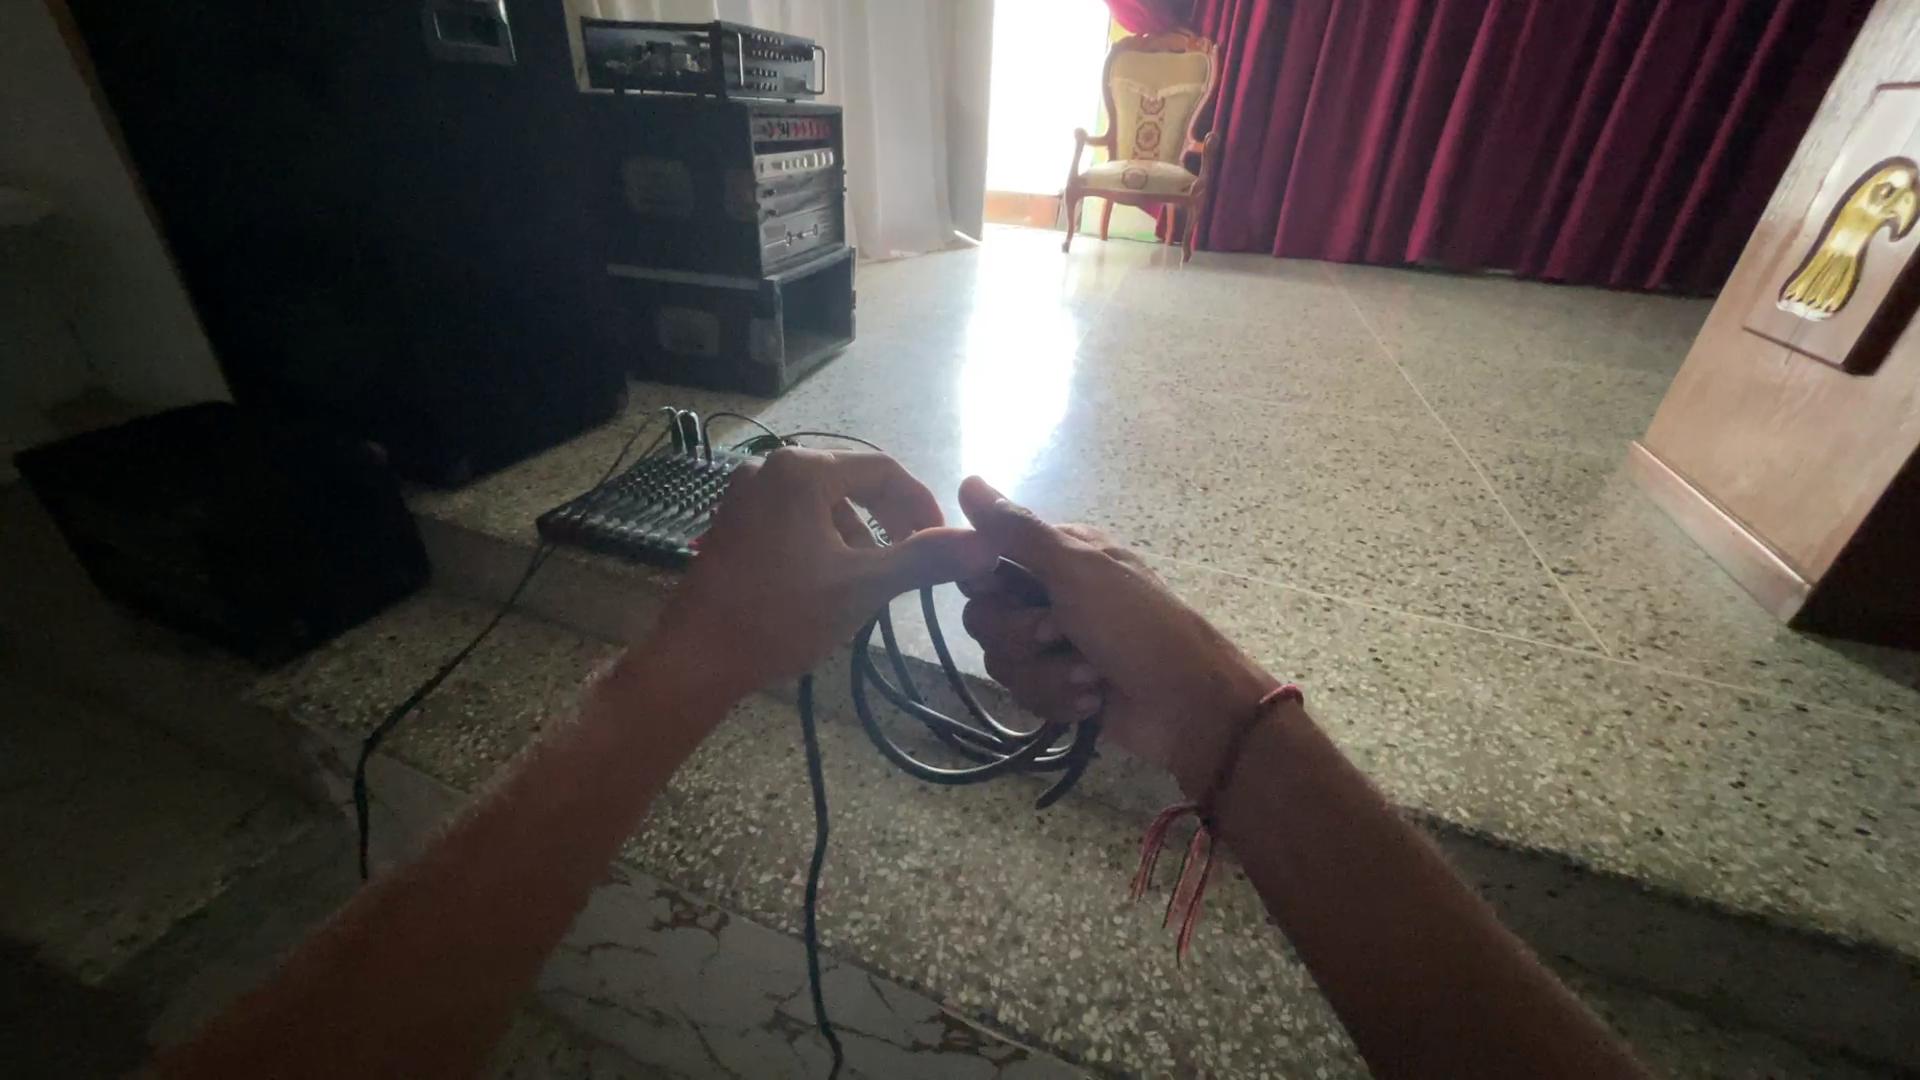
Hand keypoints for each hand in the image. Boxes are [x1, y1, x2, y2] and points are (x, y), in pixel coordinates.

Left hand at [649, 449, 995, 697]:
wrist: (696, 660)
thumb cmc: (781, 615)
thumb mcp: (863, 585)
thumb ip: (926, 558)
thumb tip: (985, 544)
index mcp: (802, 470)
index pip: (885, 470)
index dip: (922, 505)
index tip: (941, 545)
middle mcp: (771, 467)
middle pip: (854, 482)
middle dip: (890, 521)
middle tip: (912, 562)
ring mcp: (747, 493)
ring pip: (826, 502)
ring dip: (859, 534)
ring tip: (870, 578)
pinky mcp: (736, 521)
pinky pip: (798, 517)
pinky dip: (827, 540)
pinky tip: (831, 579)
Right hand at [957, 478, 1276, 795]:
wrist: (1189, 707)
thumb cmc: (1137, 625)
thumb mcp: (1077, 569)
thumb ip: (1018, 532)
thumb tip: (966, 481)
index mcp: (1054, 557)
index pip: (982, 563)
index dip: (984, 582)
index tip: (999, 587)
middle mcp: (1047, 596)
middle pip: (983, 618)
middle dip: (1021, 636)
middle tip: (1060, 634)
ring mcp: (1052, 646)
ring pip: (1002, 661)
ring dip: (1048, 673)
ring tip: (1090, 674)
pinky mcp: (1057, 688)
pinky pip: (1025, 695)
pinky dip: (1061, 699)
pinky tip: (1094, 698)